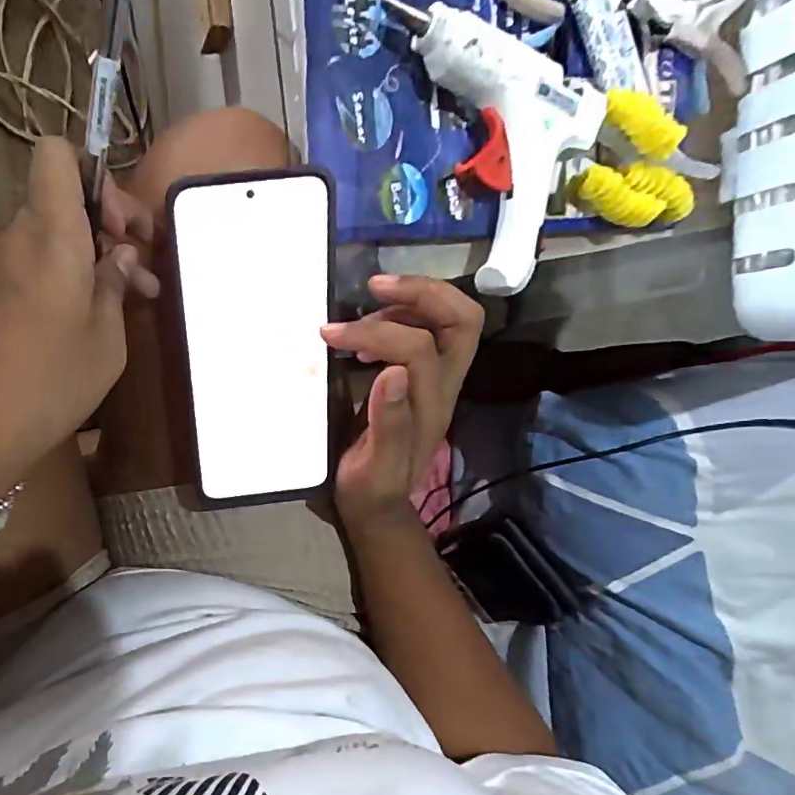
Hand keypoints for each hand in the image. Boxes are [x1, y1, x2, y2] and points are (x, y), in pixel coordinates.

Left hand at [0, 139, 159, 483]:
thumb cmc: (55, 380)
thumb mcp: (107, 338)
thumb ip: (114, 285)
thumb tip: (118, 255)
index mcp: (52, 237)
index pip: (57, 156)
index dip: (94, 173)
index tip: (121, 223)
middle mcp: (21, 236)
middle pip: (62, 195)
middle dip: (108, 221)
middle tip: (143, 266)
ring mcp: (4, 263)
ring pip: (55, 232)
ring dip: (95, 253)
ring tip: (136, 296)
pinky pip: (40, 260)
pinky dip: (72, 272)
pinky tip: (100, 311)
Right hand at [324, 275, 483, 529]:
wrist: (378, 508)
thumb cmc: (369, 490)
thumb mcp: (373, 468)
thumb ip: (387, 424)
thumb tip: (393, 372)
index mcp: (430, 407)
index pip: (418, 348)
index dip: (375, 333)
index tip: (331, 336)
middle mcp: (443, 387)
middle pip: (462, 321)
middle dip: (424, 292)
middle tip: (375, 286)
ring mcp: (436, 381)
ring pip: (448, 321)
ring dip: (411, 301)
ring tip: (366, 304)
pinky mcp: (422, 379)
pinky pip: (429, 332)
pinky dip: (402, 316)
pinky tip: (367, 328)